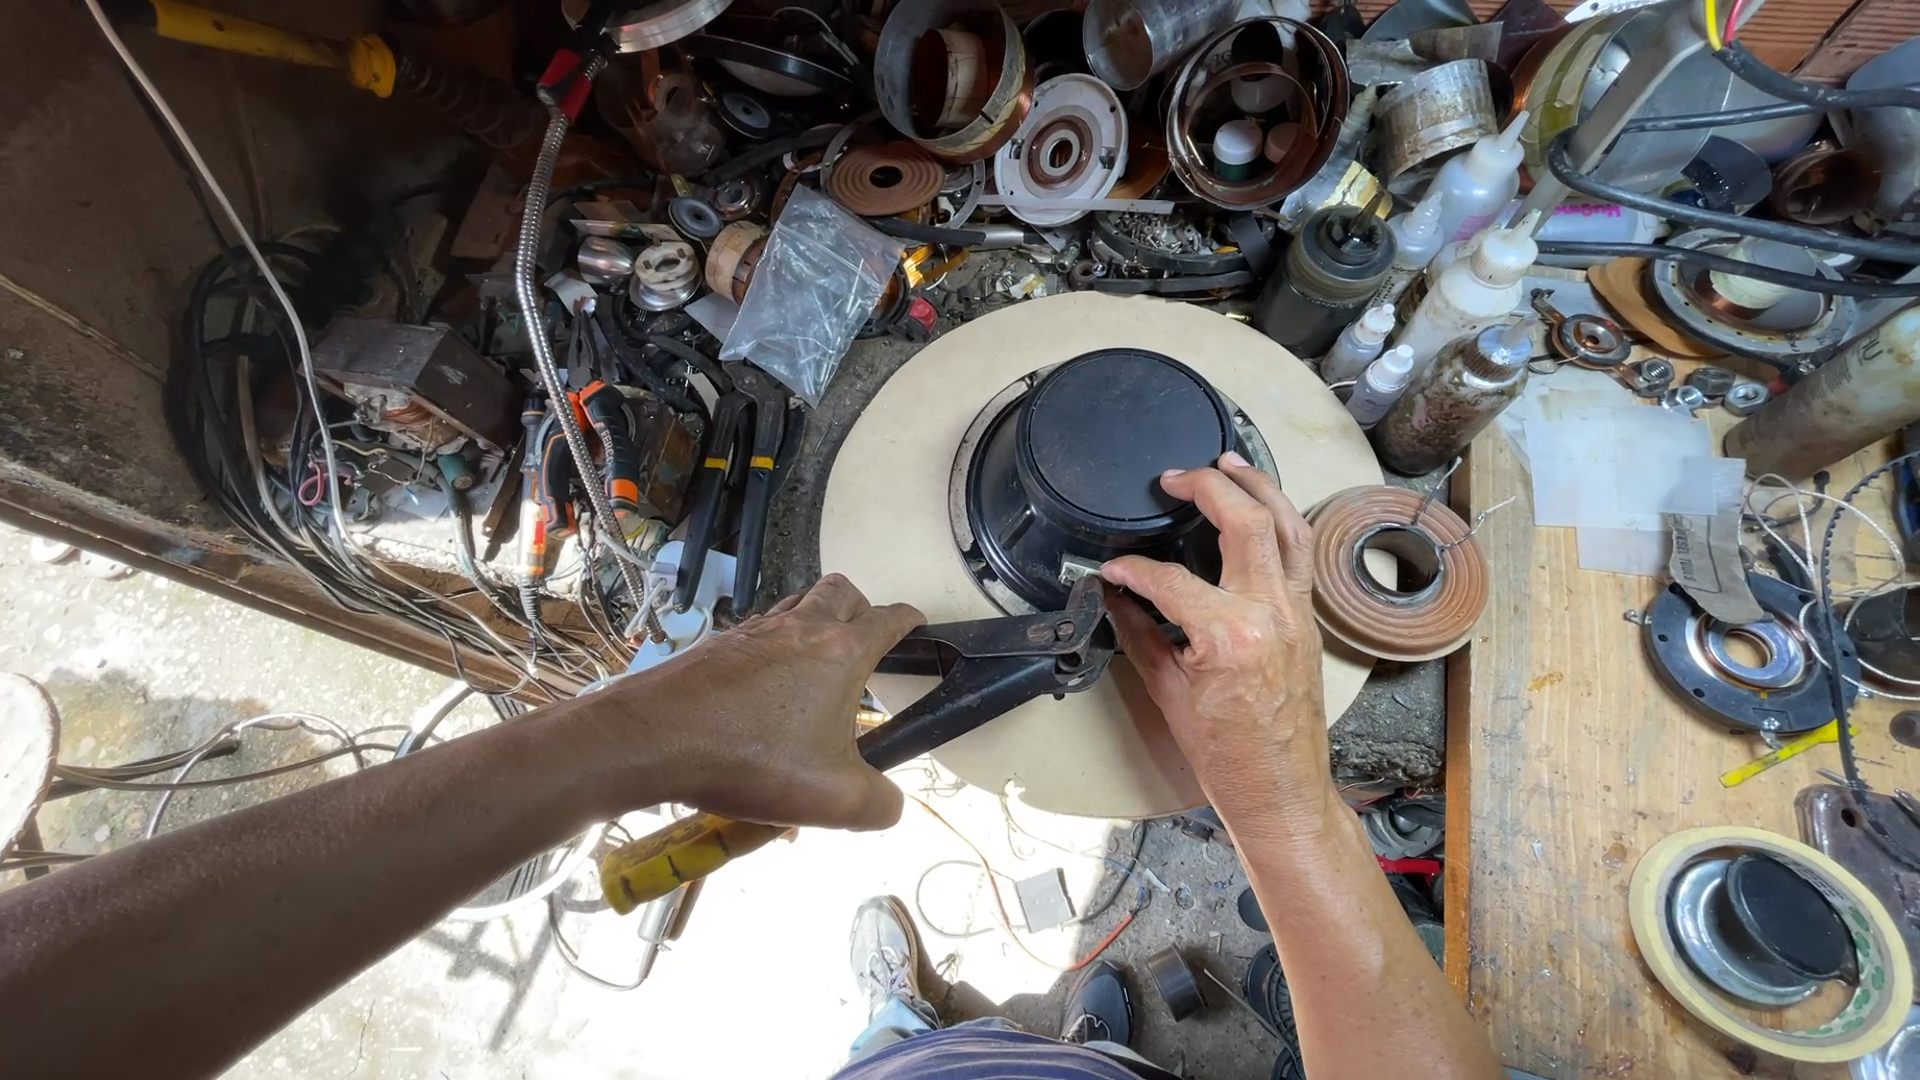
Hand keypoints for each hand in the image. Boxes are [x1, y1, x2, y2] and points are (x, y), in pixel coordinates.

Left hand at [596, 575, 922, 831]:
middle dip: (861, 608)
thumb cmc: (752, 760)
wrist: (652, 739)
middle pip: (842, 591)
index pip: (889, 619)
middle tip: (862, 645)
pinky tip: (764, 689)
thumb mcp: (834, 800)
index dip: (910, 621)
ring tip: (815, 667)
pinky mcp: (718, 645)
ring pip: (798, 604)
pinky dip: (775, 646)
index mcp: (841, 652)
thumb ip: (879, 804)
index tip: (918, 627)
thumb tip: (890, 804)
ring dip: (816, 621)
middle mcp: (802, 628)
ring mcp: (755, 631)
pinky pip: (760, 630)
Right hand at [1100, 453, 1333, 835]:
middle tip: (1177, 476)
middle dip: (1209, 487)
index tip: (1112, 569)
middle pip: (1246, 523)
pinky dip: (1282, 521)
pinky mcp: (1309, 618)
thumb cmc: (1226, 753)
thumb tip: (1114, 596)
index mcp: (1229, 634)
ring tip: (1231, 462)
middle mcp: (1271, 612)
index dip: (1134, 569)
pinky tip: (1263, 509)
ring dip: (1260, 487)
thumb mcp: (1167, 690)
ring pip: (1288, 527)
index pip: (1170, 580)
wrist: (1280, 789)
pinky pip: (1300, 553)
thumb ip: (1138, 631)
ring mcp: (1298, 612)